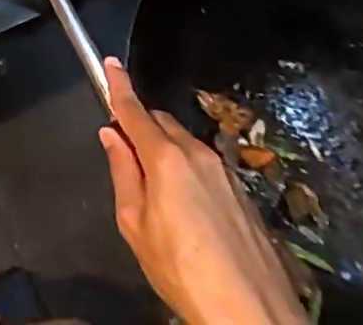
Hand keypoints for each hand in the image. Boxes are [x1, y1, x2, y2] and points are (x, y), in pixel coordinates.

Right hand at [99, 57, 309, 324]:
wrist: (252, 313)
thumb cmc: (182, 270)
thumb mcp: (136, 225)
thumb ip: (122, 173)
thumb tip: (111, 135)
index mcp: (165, 158)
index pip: (134, 110)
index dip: (119, 85)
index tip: (110, 62)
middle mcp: (197, 152)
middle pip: (161, 122)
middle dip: (142, 128)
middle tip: (127, 156)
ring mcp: (224, 169)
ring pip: (184, 143)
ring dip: (166, 151)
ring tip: (158, 196)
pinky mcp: (241, 190)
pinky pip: (205, 165)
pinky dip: (189, 171)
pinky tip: (189, 212)